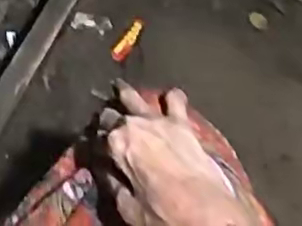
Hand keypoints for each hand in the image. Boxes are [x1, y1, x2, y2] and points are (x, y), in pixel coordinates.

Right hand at [99, 82, 257, 225]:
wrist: (209, 213)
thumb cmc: (166, 216)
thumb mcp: (131, 211)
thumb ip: (114, 187)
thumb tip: (105, 172)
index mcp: (117, 144)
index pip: (97, 139)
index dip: (93, 145)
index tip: (93, 150)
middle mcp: (133, 124)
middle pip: (112, 114)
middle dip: (106, 119)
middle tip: (106, 125)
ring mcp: (157, 119)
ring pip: (134, 96)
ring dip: (126, 94)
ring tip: (120, 88)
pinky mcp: (181, 121)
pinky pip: (175, 99)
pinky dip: (172, 98)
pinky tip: (170, 97)